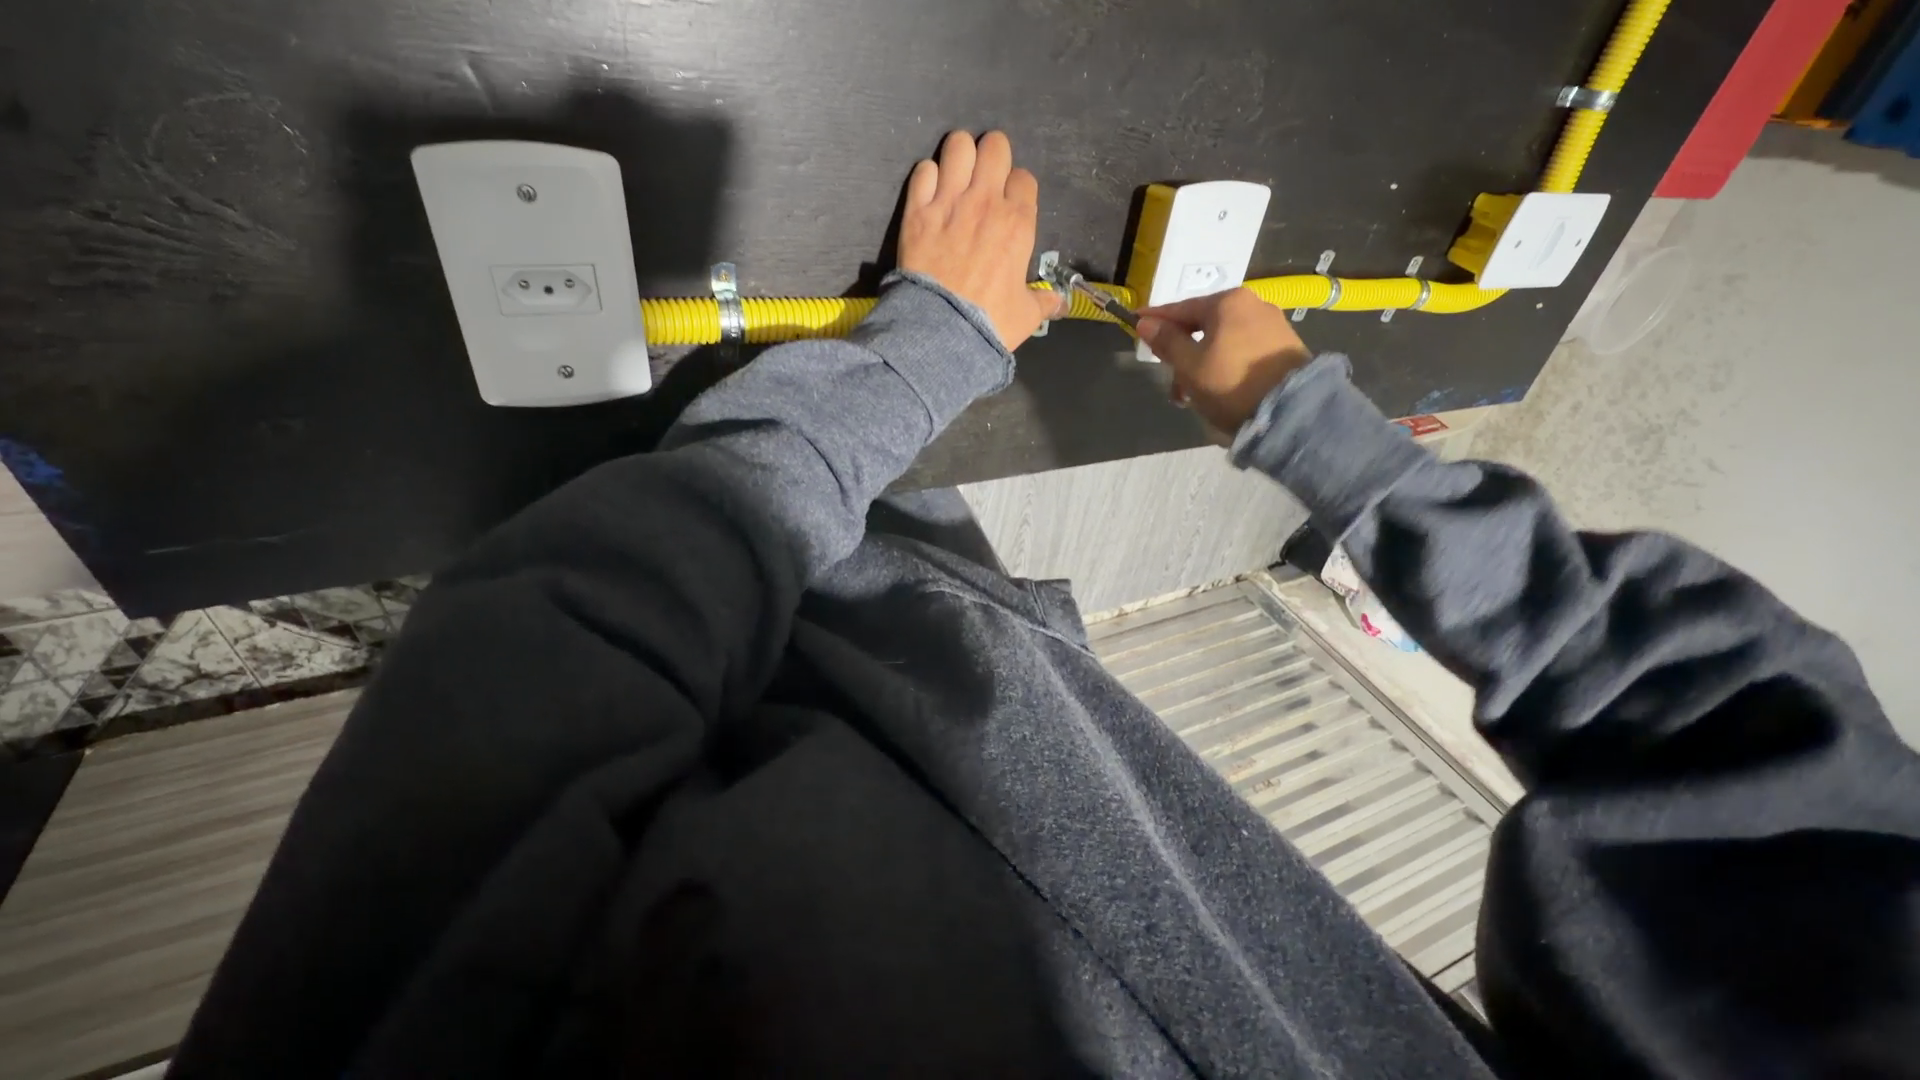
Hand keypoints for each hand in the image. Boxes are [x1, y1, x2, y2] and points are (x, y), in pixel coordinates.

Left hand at [899, 131, 1062, 351]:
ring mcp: (949, 201)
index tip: (1010, 203)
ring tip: (957, 173)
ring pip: (958, 146)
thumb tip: (1059, 303)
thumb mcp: (1026, 315)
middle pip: (995, 147)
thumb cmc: (990, 322)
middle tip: (985, 176)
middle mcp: (986, 201)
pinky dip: (927, 178)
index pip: (1024, 178)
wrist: (942, 330)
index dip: (1018, 187)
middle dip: (992, 155)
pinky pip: (923, 171)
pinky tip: (929, 193)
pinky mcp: (917, 211)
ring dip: (959, 155)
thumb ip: (1043, 302)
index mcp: (1018, 222)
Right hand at [1136, 288, 1313, 433]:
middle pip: (1204, 326)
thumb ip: (1166, 342)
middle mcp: (1253, 305)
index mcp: (1228, 302)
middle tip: (1171, 382)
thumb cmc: (1231, 383)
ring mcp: (1273, 325)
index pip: (1182, 309)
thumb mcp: (1189, 366)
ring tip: (1193, 397)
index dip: (1157, 320)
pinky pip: (1243, 351)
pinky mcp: (1286, 347)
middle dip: (1182, 353)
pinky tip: (1219, 390)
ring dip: (1202, 365)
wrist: (1290, 411)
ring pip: (1223, 341)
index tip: (1136, 323)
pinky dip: (1225, 366)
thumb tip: (1146, 323)